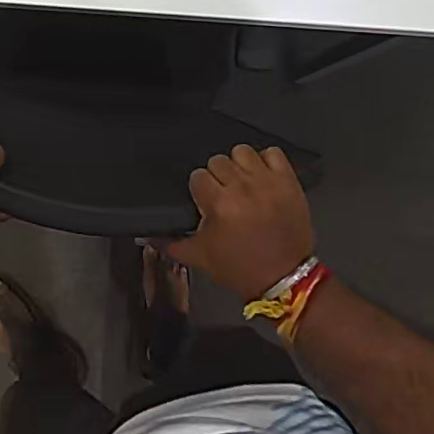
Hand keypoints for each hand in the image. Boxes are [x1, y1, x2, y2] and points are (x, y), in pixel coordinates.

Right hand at [165, 144, 315, 300]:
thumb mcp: (202, 258)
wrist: (286, 282)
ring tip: (243, 182)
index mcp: (219, 204)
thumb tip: (145, 236)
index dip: (200, 190)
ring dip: (240, 165)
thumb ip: (171, 243)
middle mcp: (241, 187)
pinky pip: (273, 153)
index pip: (198, 177)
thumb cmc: (241, 269)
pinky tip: (262, 176)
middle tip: (225, 195)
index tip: (206, 202)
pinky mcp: (288, 181)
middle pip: (218, 161)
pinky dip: (267, 161)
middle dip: (218, 178)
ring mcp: (267, 182)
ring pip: (242, 152)